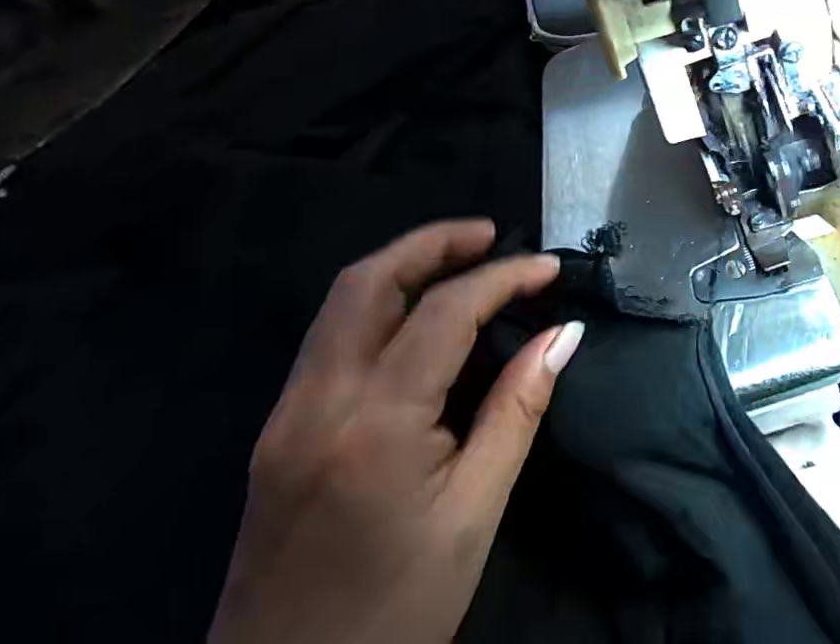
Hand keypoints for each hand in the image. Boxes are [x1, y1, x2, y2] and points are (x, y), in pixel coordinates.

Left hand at [209, 220, 583, 643]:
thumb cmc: (397, 609)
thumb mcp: (475, 512)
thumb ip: (518, 409)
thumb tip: (562, 332)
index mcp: (376, 421)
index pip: (445, 312)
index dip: (502, 278)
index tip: (547, 266)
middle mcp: (320, 395)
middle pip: (370, 280)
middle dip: (433, 243)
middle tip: (489, 234)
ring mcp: (287, 406)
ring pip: (341, 300)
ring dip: (401, 265)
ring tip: (459, 260)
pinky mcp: (277, 422)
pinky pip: (330, 335)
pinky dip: (376, 303)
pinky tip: (413, 317)